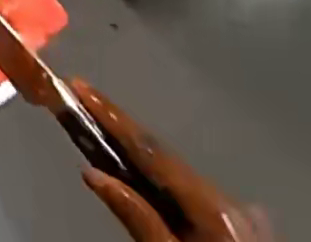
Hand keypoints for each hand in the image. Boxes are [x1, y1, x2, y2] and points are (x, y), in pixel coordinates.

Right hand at [71, 79, 272, 241]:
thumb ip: (137, 219)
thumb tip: (92, 173)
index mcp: (209, 205)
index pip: (150, 150)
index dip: (112, 117)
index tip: (80, 87)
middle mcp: (221, 197)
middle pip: (160, 152)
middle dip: (117, 123)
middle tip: (80, 92)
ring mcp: (230, 210)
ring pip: (170, 167)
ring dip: (130, 142)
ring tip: (94, 118)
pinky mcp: (227, 223)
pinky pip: (180, 185)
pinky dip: (149, 168)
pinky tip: (129, 158)